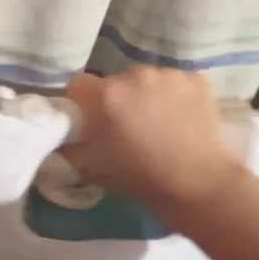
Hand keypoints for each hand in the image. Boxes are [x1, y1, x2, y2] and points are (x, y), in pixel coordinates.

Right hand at [62, 67, 251, 221]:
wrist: (198, 184)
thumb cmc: (138, 176)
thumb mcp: (89, 167)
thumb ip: (68, 146)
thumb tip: (60, 136)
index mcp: (106, 95)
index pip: (77, 85)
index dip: (79, 103)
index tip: (87, 121)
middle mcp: (135, 75)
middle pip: (114, 82)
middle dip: (115, 100)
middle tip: (125, 127)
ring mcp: (169, 75)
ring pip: (145, 80)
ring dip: (144, 96)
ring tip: (156, 123)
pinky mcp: (196, 80)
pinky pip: (174, 83)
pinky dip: (172, 96)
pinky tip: (179, 119)